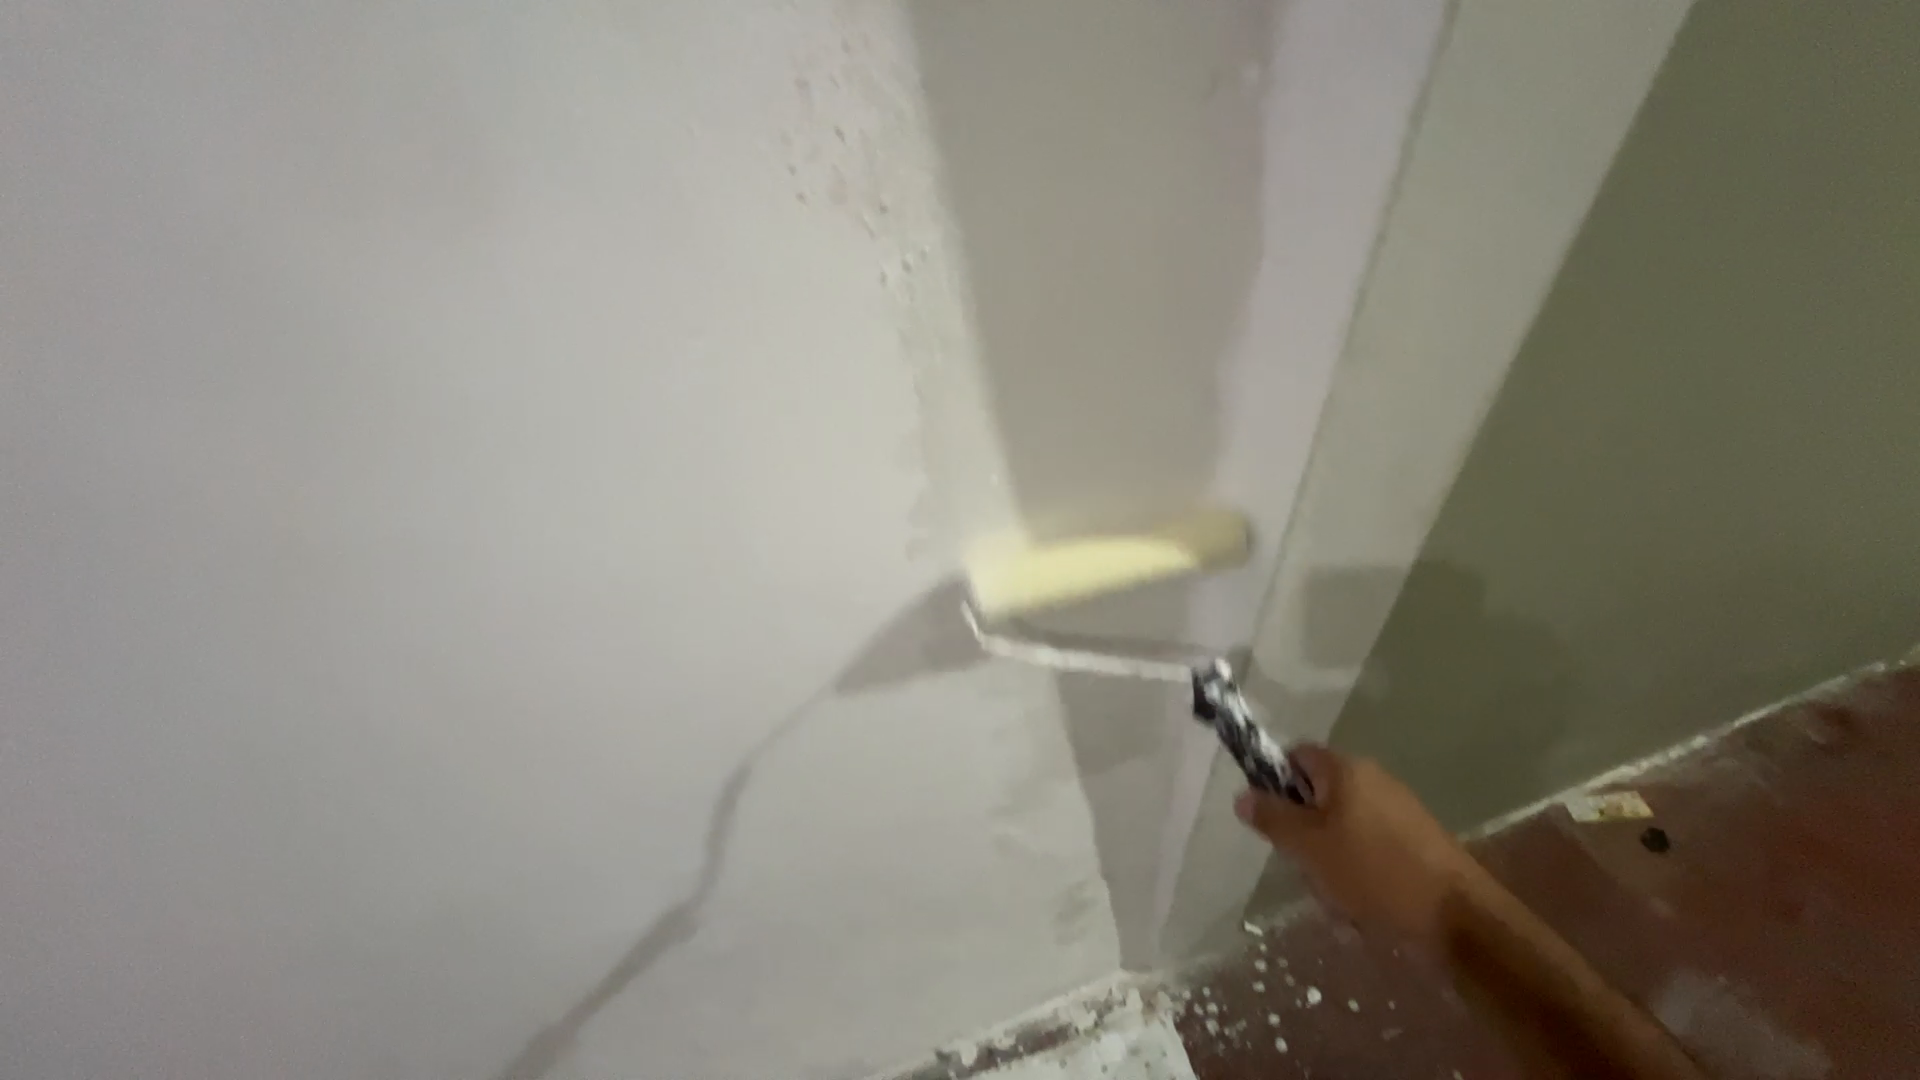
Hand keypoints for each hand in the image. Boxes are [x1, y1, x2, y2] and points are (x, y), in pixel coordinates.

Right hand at [1235, 746, 1490, 948]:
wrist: (1461, 918)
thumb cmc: (1373, 871)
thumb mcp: (1308, 847)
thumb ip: (1271, 818)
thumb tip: (1242, 794)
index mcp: (1344, 769)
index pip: (1295, 754)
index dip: (1274, 779)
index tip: (1270, 816)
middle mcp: (1373, 778)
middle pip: (1318, 793)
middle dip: (1304, 829)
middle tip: (1301, 862)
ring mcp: (1399, 809)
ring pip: (1342, 825)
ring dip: (1329, 856)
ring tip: (1334, 894)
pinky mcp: (1418, 841)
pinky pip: (1371, 846)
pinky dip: (1359, 869)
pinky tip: (1363, 903)